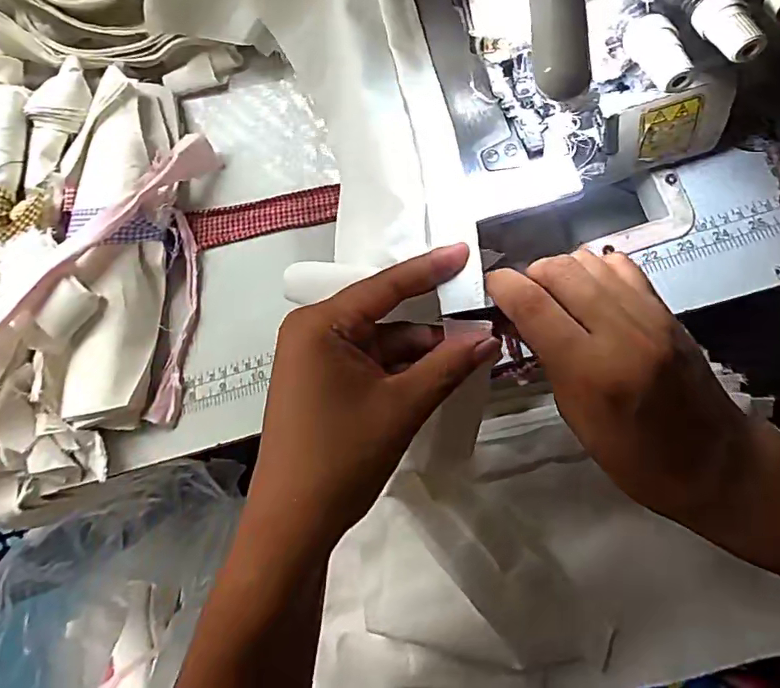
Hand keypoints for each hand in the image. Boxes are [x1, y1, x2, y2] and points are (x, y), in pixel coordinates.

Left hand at [248, 243, 501, 551]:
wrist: (291, 528)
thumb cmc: (340, 458)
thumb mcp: (401, 407)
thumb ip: (447, 365)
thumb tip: (488, 335)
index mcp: (320, 324)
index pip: (385, 286)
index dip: (429, 268)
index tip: (464, 250)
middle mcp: (314, 331)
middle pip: (385, 315)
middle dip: (432, 322)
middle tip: (478, 313)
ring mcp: (316, 358)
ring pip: (381, 342)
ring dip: (421, 351)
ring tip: (471, 350)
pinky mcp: (323, 382)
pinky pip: (371, 362)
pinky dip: (403, 369)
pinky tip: (440, 373)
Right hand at [486, 249, 758, 534]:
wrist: (716, 461)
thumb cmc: (637, 458)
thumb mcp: (577, 417)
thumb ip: (550, 360)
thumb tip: (523, 318)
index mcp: (592, 370)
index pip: (533, 303)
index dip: (502, 286)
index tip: (490, 289)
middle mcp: (620, 330)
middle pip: (557, 269)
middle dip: (530, 276)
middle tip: (525, 299)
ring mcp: (648, 313)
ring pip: (586, 259)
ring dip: (561, 270)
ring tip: (558, 296)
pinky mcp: (665, 307)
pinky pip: (618, 264)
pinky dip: (595, 269)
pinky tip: (592, 292)